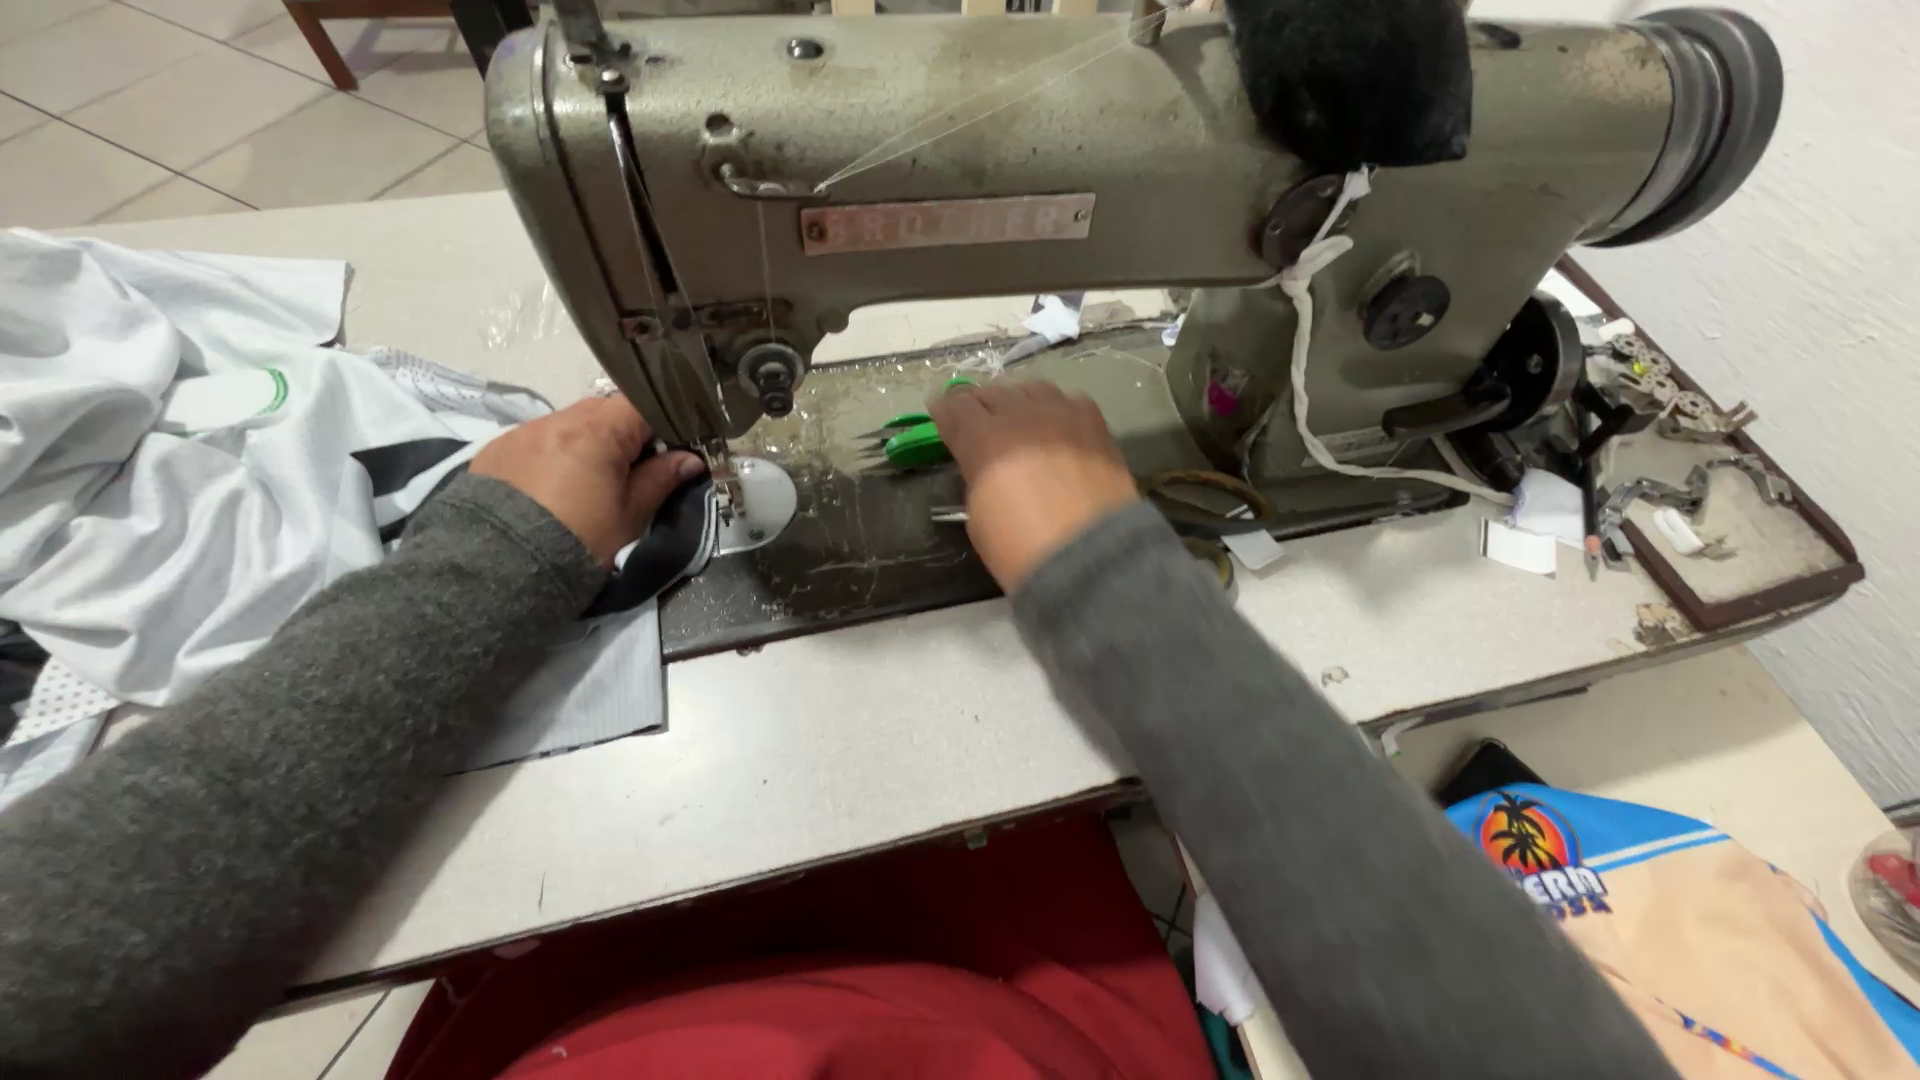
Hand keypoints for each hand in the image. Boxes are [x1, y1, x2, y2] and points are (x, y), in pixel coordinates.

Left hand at [470, 396, 705, 566]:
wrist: (499, 568)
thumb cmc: (579, 541)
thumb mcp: (631, 516)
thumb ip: (661, 479)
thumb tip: (691, 459)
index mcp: (597, 432)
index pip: (642, 404)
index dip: (662, 422)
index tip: (672, 448)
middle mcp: (558, 420)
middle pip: (606, 410)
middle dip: (626, 432)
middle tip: (634, 468)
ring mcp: (524, 431)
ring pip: (571, 422)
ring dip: (589, 441)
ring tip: (590, 479)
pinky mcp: (498, 448)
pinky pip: (540, 438)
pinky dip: (556, 452)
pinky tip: (555, 484)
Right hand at [930, 381, 1138, 591]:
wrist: (1091, 554)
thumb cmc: (1023, 547)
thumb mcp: (979, 518)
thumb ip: (978, 479)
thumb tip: (984, 467)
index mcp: (983, 440)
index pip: (955, 407)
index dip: (944, 410)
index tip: (941, 414)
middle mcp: (1020, 415)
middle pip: (992, 393)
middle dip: (979, 404)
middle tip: (976, 416)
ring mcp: (1061, 414)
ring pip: (1031, 388)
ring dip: (1018, 400)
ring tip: (1018, 415)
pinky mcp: (1096, 423)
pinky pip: (1070, 401)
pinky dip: (1058, 409)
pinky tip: (1059, 425)